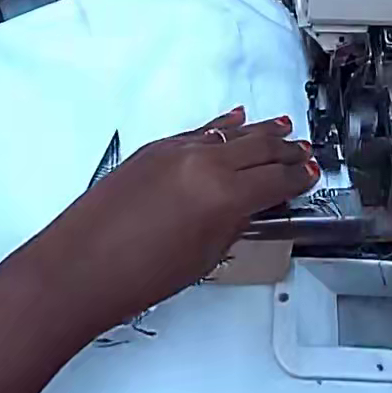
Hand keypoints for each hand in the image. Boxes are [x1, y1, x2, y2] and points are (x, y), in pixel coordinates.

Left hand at [20, 109, 316, 331]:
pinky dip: (222, 125)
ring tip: (282, 127)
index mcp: (223, 196)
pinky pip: (200, 130)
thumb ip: (233, 223)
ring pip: (232, 133)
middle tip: (303, 150)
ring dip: (260, 131)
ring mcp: (179, 150)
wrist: (81, 264)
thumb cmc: (137, 274)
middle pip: (258, 148)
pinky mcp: (157, 146)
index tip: (310, 174)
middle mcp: (204, 164)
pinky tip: (235, 118)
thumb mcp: (203, 257)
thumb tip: (249, 205)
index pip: (275, 180)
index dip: (298, 177)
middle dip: (285, 150)